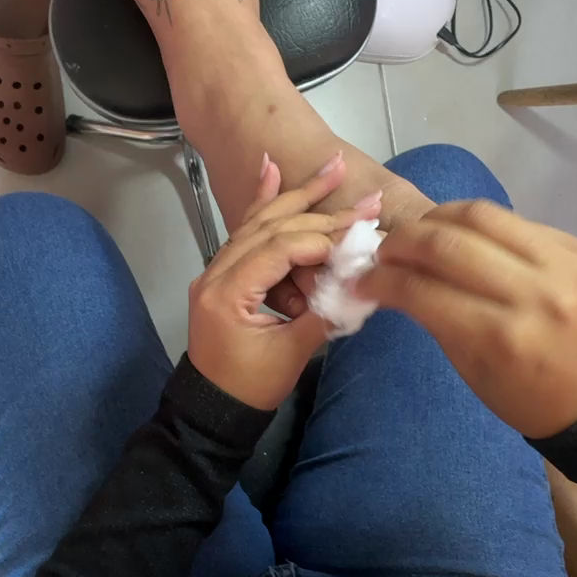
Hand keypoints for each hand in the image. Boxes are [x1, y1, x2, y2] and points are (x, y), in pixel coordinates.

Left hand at [190, 154, 379, 408]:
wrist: (212, 408)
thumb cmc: (249, 388)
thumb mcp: (290, 355)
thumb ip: (324, 314)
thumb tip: (362, 283)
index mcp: (228, 292)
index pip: (278, 249)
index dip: (321, 240)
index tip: (360, 238)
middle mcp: (216, 272)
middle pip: (270, 228)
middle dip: (319, 210)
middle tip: (364, 199)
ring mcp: (217, 270)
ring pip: (258, 222)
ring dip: (297, 197)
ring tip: (331, 168)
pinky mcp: (226, 274)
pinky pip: (245, 232)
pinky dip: (262, 202)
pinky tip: (271, 170)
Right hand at [355, 200, 576, 437]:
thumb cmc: (531, 400)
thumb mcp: (471, 370)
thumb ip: (435, 317)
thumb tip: (395, 279)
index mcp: (498, 338)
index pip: (420, 290)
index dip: (380, 280)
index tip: (362, 280)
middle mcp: (531, 293)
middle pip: (445, 242)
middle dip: (402, 241)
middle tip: (385, 252)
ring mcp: (561, 264)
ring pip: (480, 214)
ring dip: (436, 219)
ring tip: (421, 234)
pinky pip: (515, 221)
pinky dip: (478, 225)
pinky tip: (463, 237)